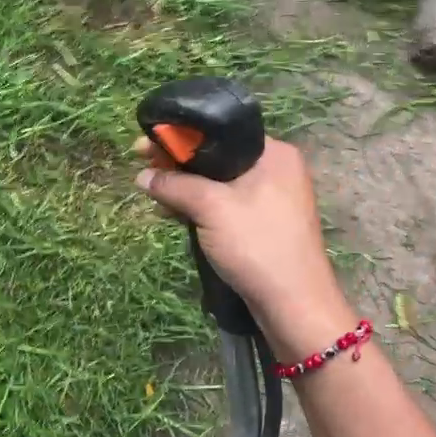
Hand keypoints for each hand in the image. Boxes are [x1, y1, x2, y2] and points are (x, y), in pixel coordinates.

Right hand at [134, 136, 355, 356]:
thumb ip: (173, 184)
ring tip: (155, 196)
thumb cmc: (256, 244)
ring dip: (184, 187)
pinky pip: (222, 202)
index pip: (219, 131)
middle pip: (214, 155)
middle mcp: (275, 169)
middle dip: (176, 163)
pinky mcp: (261, 222)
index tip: (147, 144)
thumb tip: (142, 176)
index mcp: (274, 153)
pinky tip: (173, 213)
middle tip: (143, 168)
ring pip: (216, 181)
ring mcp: (270, 197)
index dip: (179, 135)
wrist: (293, 305)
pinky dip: (198, 206)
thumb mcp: (209, 206)